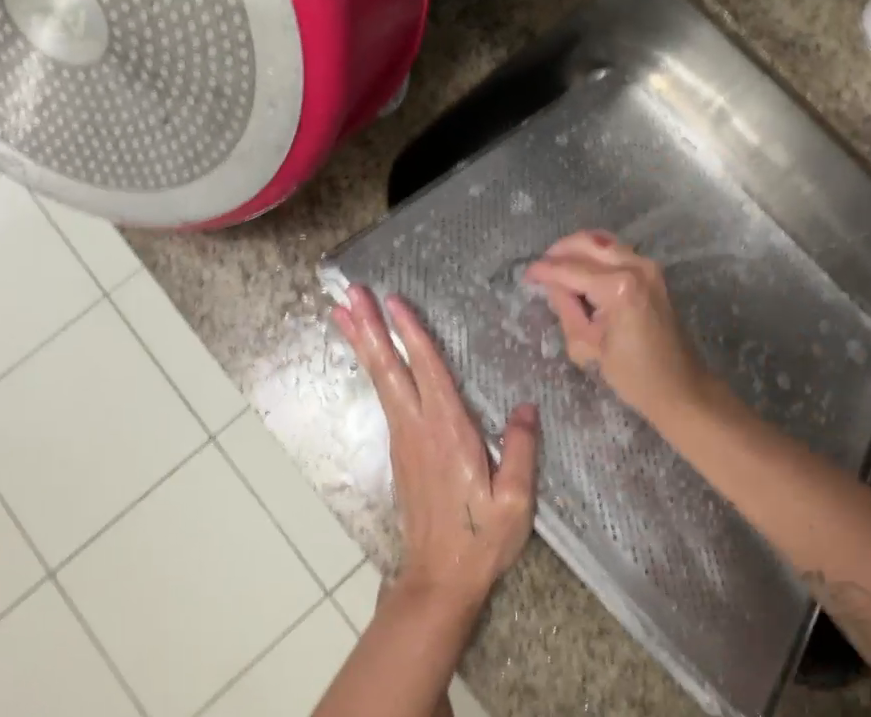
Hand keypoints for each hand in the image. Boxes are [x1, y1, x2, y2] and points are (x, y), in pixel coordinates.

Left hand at [332, 286, 538, 614]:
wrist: (439, 578)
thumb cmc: (481, 539)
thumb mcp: (516, 501)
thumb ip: (522, 450)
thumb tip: (526, 407)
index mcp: (449, 432)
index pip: (428, 371)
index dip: (411, 334)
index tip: (393, 301)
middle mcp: (419, 428)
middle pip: (389, 368)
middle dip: (370, 328)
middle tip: (349, 293)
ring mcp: (404, 439)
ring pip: (380, 380)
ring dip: (363, 343)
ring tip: (344, 313)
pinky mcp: (401, 451)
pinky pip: (384, 396)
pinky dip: (373, 368)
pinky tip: (371, 356)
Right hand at [525, 230, 710, 421]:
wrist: (678, 385)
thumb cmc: (632, 375)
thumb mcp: (586, 345)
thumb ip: (566, 307)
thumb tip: (552, 284)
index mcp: (618, 287)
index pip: (570, 269)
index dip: (544, 271)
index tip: (526, 275)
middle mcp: (635, 266)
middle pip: (587, 242)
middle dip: (559, 252)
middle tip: (541, 269)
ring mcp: (647, 266)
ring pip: (602, 242)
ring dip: (578, 251)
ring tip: (558, 270)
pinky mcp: (653, 272)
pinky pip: (616, 251)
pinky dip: (595, 256)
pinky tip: (581, 272)